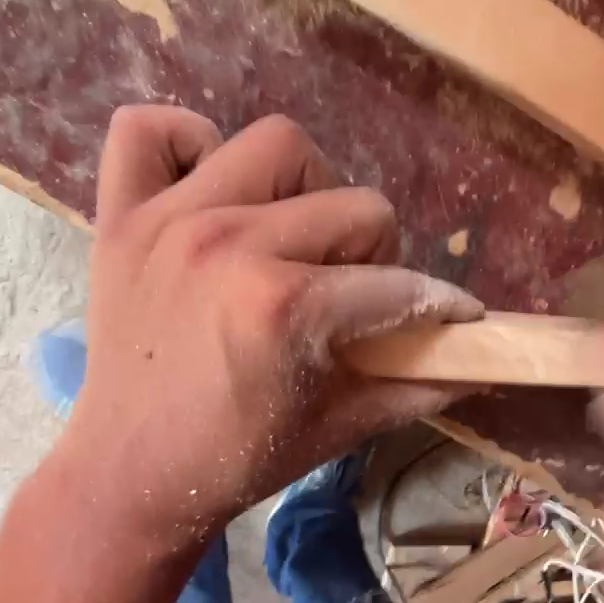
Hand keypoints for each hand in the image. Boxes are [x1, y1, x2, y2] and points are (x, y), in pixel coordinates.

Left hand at [52, 107, 481, 558]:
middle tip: (354, 294)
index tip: (455, 315)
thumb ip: (420, 388)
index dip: (440, 303)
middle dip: (376, 255)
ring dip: (307, 188)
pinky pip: (150, 129)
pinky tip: (214, 193)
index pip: (398, 282)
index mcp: (285, 306)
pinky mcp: (121, 215)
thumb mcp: (344, 426)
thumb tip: (482, 367)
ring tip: (296, 237)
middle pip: (356, 205)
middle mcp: (229, 243)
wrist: (131, 473)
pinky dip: (189, 147)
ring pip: (277, 144)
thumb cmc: (243, 455)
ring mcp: (170, 220)